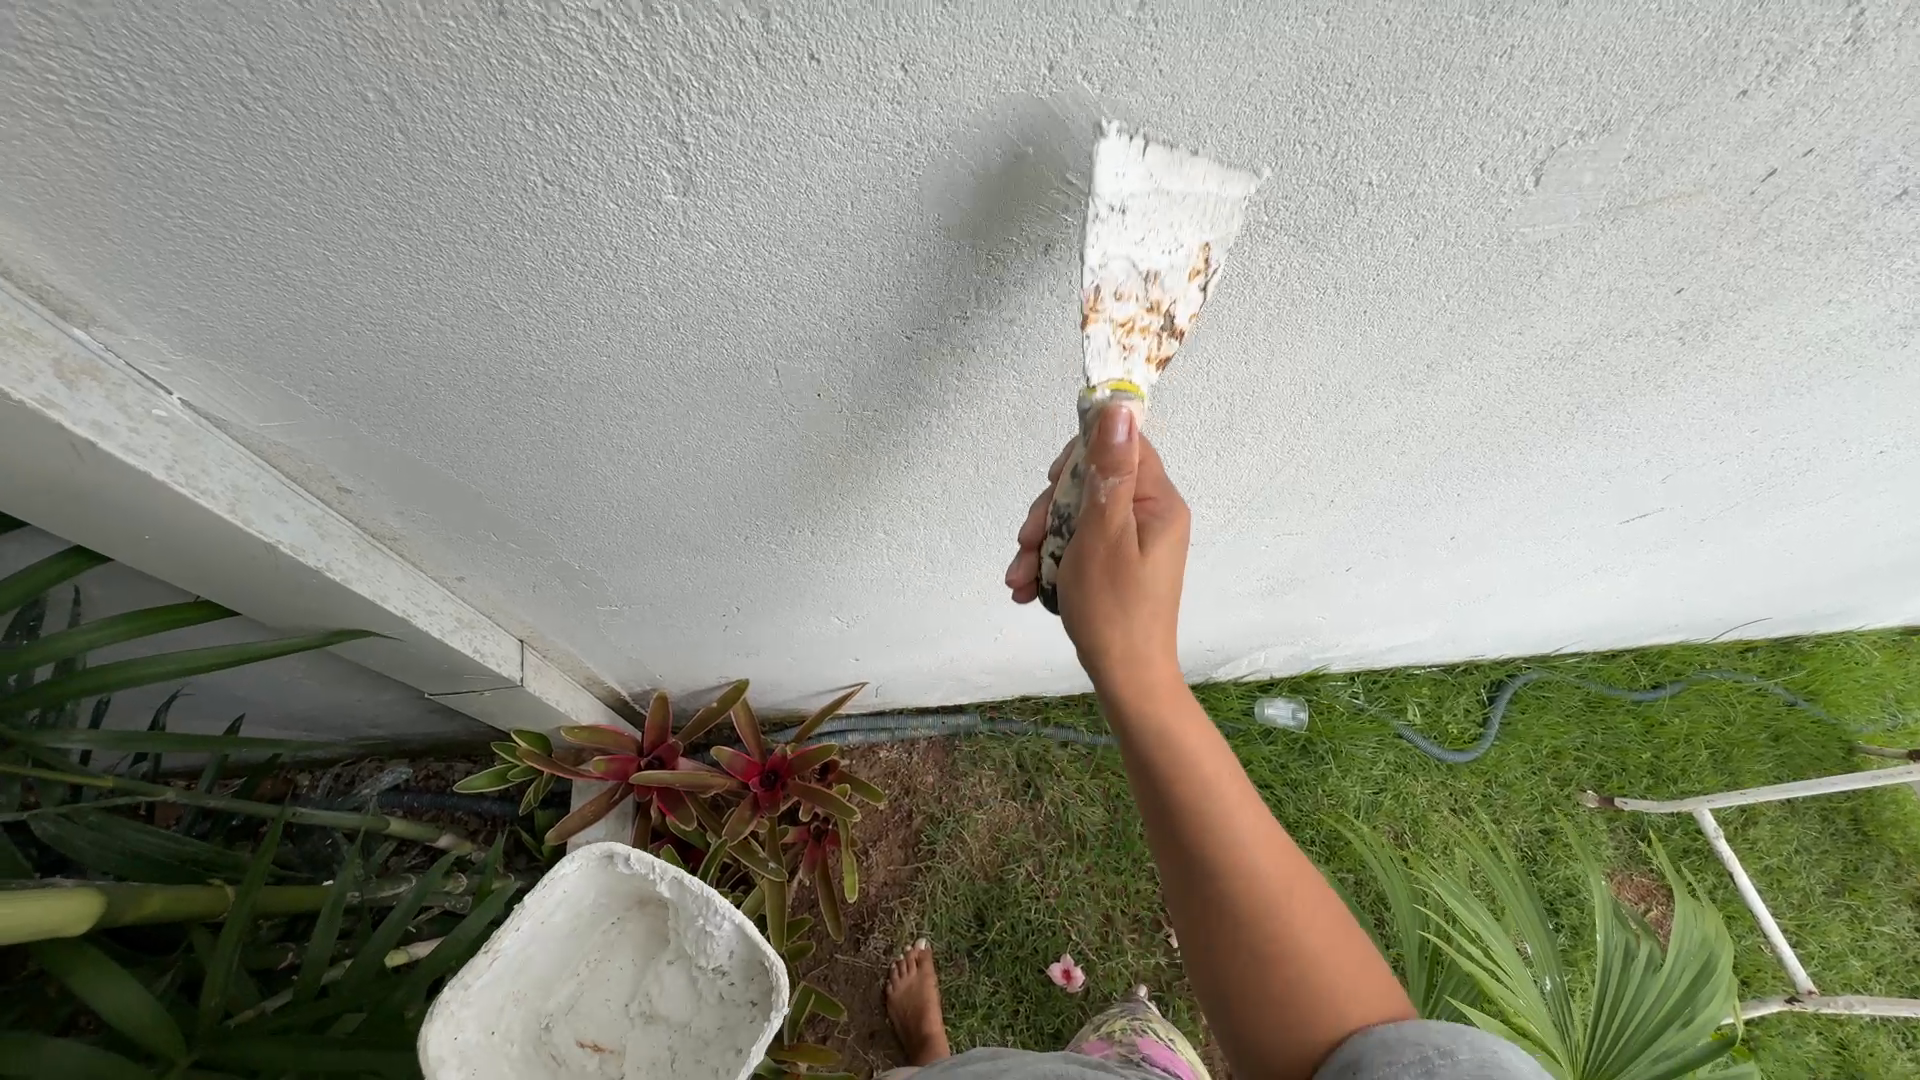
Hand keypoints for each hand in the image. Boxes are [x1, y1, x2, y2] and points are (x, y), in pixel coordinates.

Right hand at [1006, 403, 1190, 689]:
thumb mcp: (1103, 533)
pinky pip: (1079, 547)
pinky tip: (1028, 588)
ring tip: (1019, 577)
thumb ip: (1109, 470)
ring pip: (1077, 519)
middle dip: (1049, 512)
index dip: (1082, 455)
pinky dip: (1052, 563)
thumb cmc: (1113, 608)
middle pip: (1092, 485)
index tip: (1051, 482)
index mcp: (1157, 502)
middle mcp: (1149, 516)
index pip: (1123, 446)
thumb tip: (1120, 406)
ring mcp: (1132, 543)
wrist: (1126, 677)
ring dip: (1042, 544)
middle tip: (1027, 542)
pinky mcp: (1116, 566)